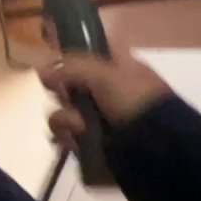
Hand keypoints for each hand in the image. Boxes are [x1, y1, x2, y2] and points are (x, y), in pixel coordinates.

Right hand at [38, 53, 172, 150]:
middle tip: (66, 96)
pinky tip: (74, 141)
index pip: (85, 50)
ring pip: (60, 107)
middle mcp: (103, 88)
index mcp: (115, 66)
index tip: (53, 59)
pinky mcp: (89, 139)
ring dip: (64, 117)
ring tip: (78, 127)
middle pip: (64, 81)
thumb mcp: (105, 75)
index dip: (66, 52)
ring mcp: (95, 115)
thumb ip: (70, 67)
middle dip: (61, 90)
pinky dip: (65, 136)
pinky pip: (63, 132)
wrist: (159, 150)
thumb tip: (41, 69)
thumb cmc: (137, 102)